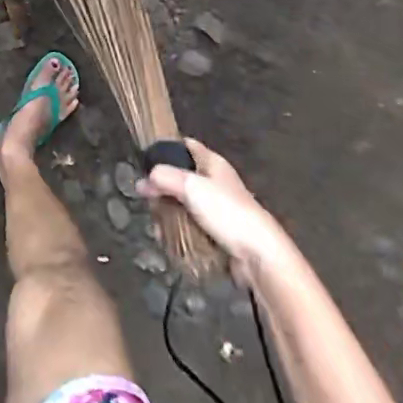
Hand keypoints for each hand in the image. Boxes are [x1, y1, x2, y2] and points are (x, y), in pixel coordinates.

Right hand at [138, 138, 289, 281]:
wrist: (259, 256)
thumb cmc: (227, 212)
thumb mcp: (190, 186)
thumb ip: (164, 177)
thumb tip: (144, 181)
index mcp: (213, 163)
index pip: (187, 145)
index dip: (167, 147)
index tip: (146, 157)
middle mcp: (216, 182)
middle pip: (180, 177)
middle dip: (162, 187)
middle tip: (147, 196)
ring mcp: (218, 208)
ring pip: (183, 203)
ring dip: (167, 211)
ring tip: (156, 223)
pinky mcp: (218, 232)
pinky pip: (190, 225)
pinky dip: (177, 229)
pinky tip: (168, 237)